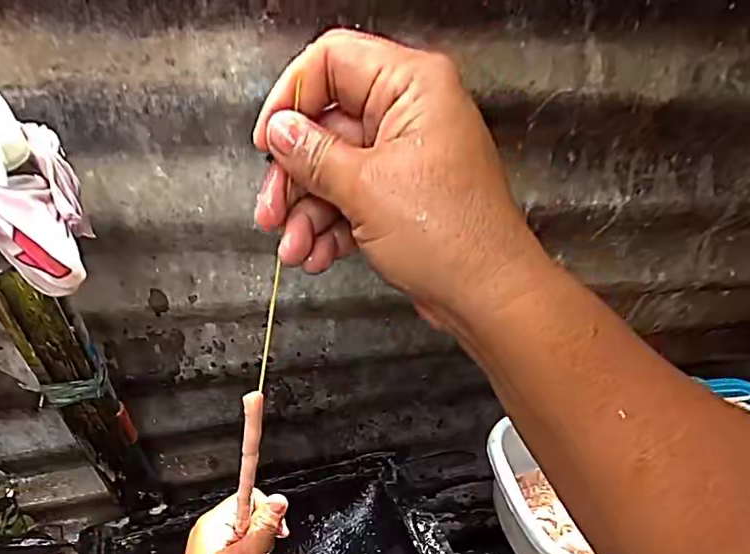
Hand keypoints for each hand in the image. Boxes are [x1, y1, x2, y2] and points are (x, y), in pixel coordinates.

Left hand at [169, 489, 290, 553]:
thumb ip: (265, 525)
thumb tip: (278, 500)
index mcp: (214, 522)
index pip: (248, 496)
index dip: (267, 512)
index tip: (275, 531)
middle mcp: (209, 530)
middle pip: (247, 515)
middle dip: (261, 534)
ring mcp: (209, 545)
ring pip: (244, 535)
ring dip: (255, 550)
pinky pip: (237, 550)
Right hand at [251, 29, 549, 329]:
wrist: (483, 294)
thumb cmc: (453, 237)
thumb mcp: (367, 190)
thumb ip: (315, 156)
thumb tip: (281, 132)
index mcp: (411, 86)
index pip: (332, 63)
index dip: (291, 99)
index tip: (266, 140)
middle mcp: (408, 116)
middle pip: (326, 129)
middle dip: (293, 178)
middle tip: (271, 212)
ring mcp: (402, 162)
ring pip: (333, 175)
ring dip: (306, 216)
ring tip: (294, 249)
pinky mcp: (399, 201)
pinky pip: (349, 205)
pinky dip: (328, 231)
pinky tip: (316, 255)